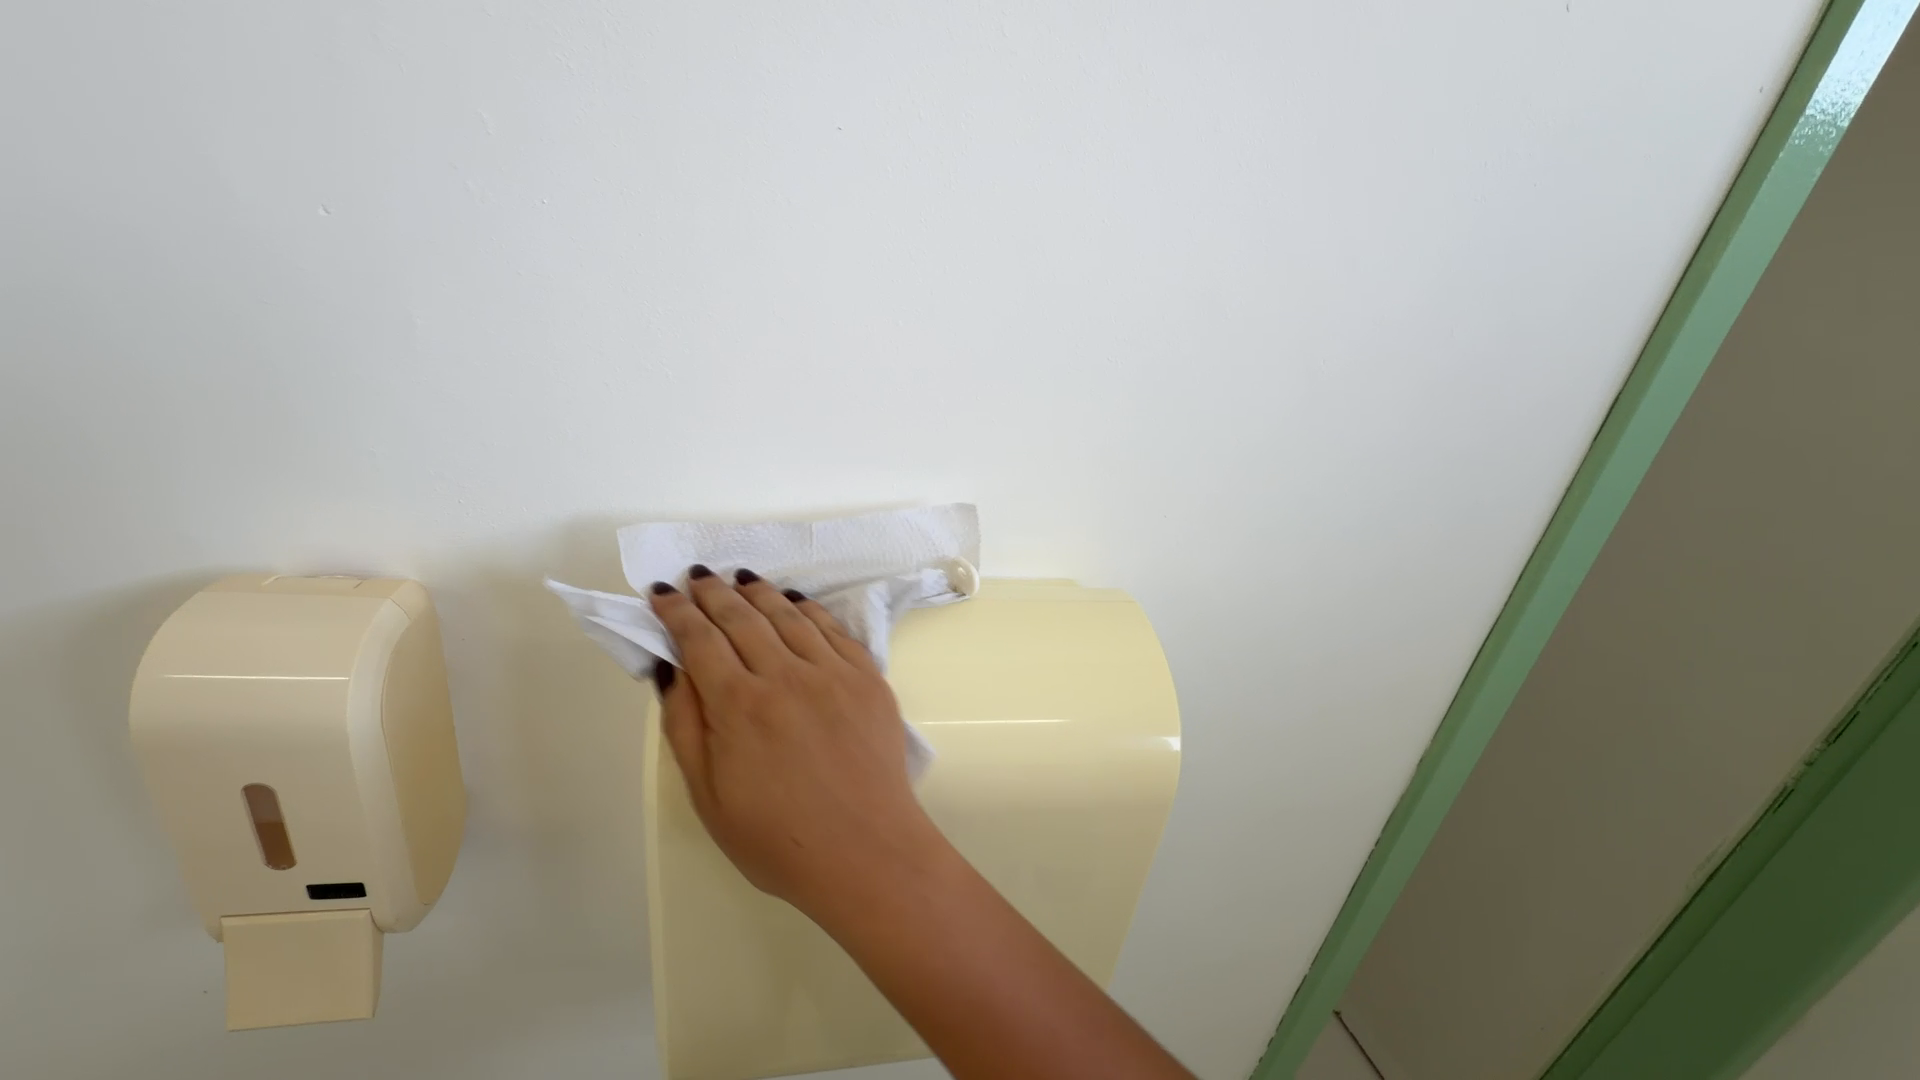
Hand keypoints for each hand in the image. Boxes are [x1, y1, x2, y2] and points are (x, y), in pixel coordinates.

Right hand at [647, 565, 946, 917]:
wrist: (866, 852)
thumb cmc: (777, 839)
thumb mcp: (708, 796)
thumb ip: (686, 726)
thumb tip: (671, 668)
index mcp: (738, 705)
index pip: (699, 640)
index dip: (677, 612)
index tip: (662, 591)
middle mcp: (784, 676)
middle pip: (741, 618)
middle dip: (713, 592)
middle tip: (698, 575)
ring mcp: (832, 673)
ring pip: (788, 616)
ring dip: (759, 592)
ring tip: (740, 577)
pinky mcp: (868, 679)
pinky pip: (833, 630)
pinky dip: (809, 610)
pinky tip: (795, 602)